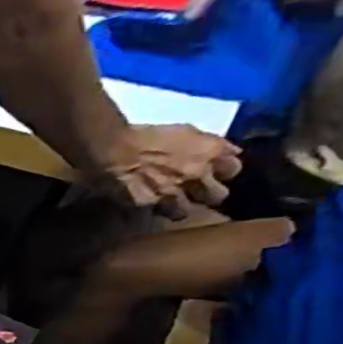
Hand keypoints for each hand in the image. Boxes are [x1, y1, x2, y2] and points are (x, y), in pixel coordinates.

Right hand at [89, 124, 241, 219]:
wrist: (109, 146)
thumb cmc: (144, 134)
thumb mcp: (184, 131)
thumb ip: (207, 144)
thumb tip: (228, 152)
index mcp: (210, 152)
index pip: (233, 170)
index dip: (221, 172)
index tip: (211, 172)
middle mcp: (197, 174)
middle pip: (217, 196)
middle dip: (205, 194)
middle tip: (191, 192)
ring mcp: (172, 192)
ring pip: (184, 212)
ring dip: (176, 208)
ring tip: (163, 204)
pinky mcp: (146, 204)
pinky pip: (151, 212)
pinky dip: (148, 208)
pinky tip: (140, 202)